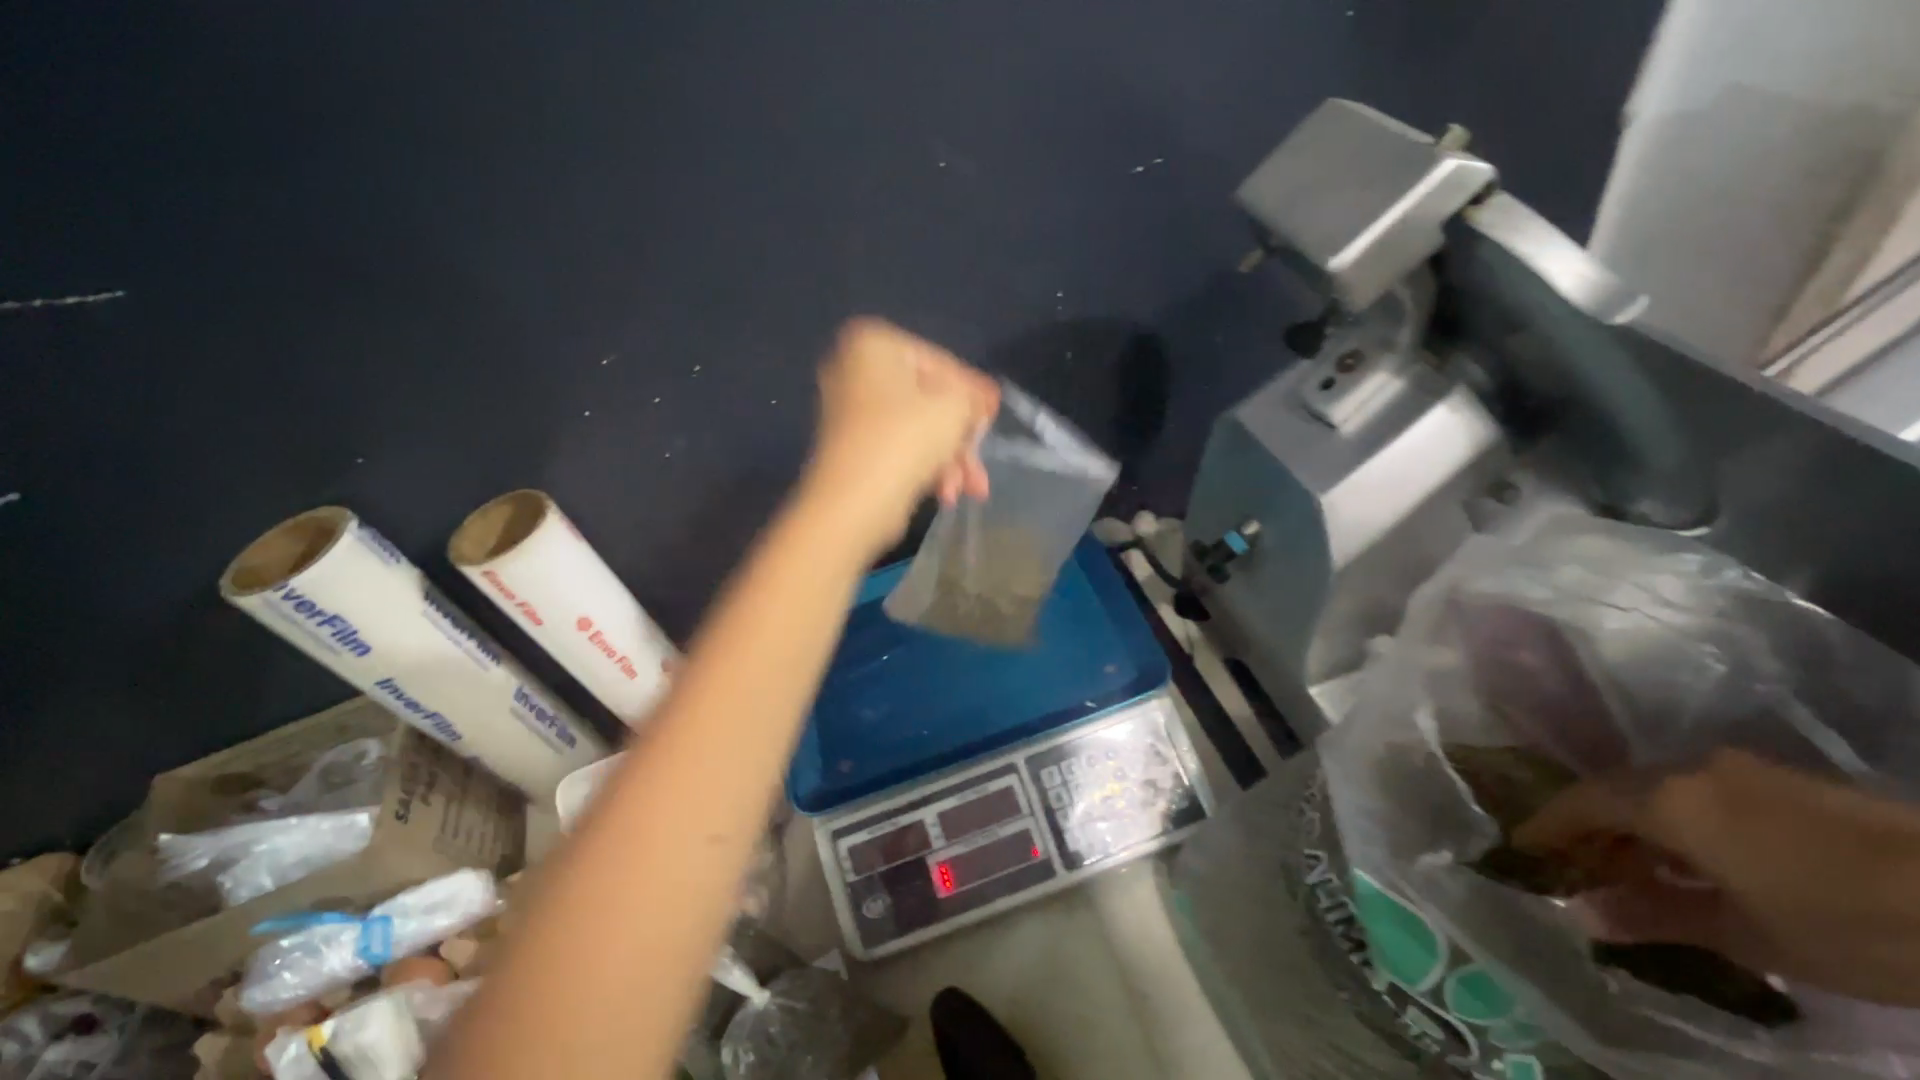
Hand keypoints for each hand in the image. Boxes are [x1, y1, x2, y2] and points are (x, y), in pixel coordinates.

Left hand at [801, 318, 1000, 554]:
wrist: (853, 503)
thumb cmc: (906, 440)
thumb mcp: (956, 407)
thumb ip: (974, 397)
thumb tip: (980, 401)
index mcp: (874, 345)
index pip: (939, 362)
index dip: (972, 392)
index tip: (994, 415)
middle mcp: (854, 370)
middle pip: (928, 400)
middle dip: (961, 436)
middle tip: (982, 459)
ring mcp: (849, 412)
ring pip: (917, 429)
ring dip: (950, 459)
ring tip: (973, 489)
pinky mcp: (850, 449)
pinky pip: (899, 449)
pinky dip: (926, 468)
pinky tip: (947, 494)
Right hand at [1514, 749, 1919, 1006]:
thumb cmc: (1843, 922)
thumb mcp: (1746, 935)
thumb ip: (1655, 916)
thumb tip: (1584, 912)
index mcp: (1671, 800)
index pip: (1582, 802)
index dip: (1547, 826)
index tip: (1520, 850)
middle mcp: (1693, 770)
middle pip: (1617, 790)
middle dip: (1590, 828)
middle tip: (1575, 870)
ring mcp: (1741, 770)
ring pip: (1659, 790)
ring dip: (1635, 826)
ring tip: (1630, 872)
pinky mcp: (1780, 781)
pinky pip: (1698, 792)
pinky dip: (1674, 822)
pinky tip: (1688, 861)